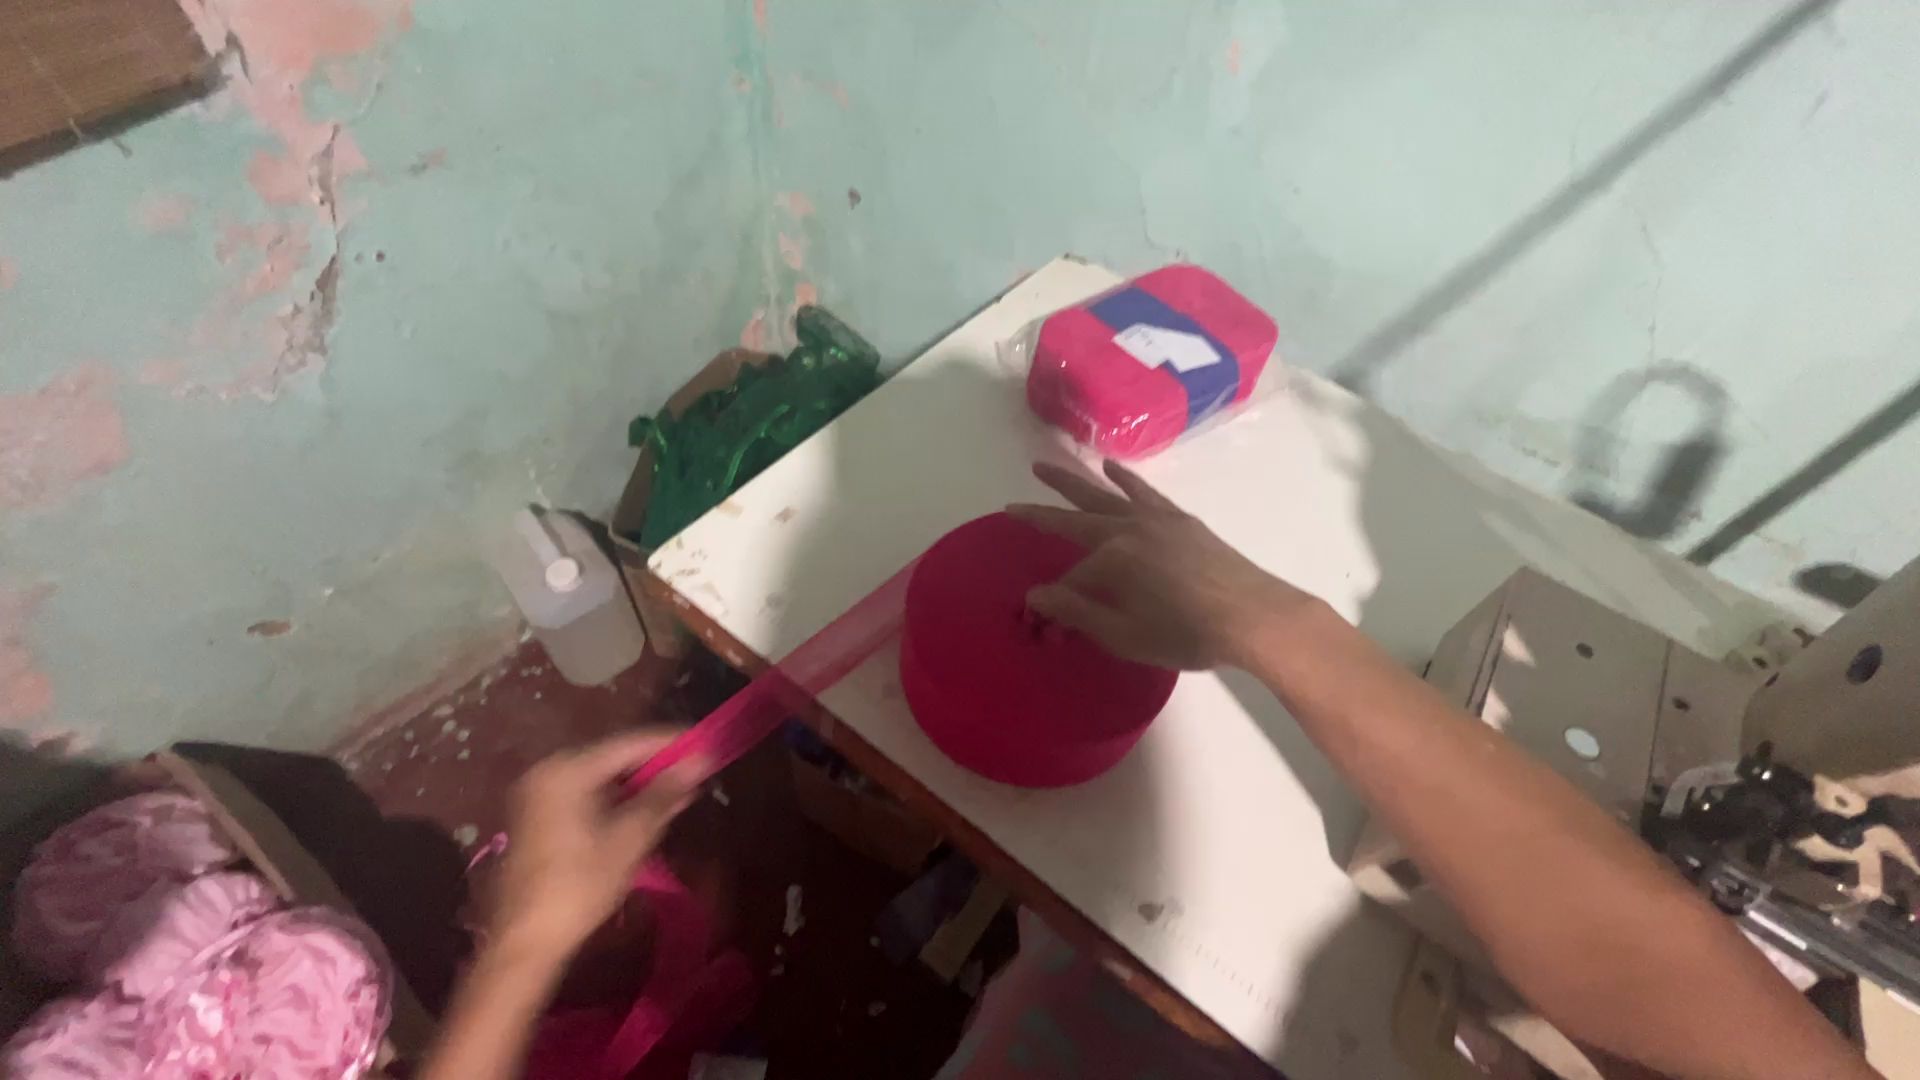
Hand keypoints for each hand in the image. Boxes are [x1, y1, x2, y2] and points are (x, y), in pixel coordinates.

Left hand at [486, 732, 702, 965]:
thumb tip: (702, 759)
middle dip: (657, 766)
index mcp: (568, 770)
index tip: (706, 746)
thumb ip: (666, 792)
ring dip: (639, 784)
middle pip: (615, 757)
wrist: (525, 943)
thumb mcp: (631, 836)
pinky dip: (616, 798)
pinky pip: (586, 793)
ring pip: (602, 776)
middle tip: (694, 774)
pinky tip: (643, 811)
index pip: (631, 743)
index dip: (672, 744)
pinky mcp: (538, 815)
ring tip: (677, 793)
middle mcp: (549, 771)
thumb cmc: (581, 884)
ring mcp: (539, 793)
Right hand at [1008, 459, 1318, 670]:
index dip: (1058, 600)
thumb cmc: (1187, 633)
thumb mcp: (1126, 635)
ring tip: (1047, 467)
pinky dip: (1124, 479)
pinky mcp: (1179, 519)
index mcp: (1112, 558)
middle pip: (1076, 516)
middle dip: (1043, 510)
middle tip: (1015, 500)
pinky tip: (1112, 469)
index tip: (1047, 618)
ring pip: (1104, 495)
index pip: (1071, 579)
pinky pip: (1142, 491)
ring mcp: (1155, 518)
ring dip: (1073, 481)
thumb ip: (1078, 613)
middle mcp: (1128, 528)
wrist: (1254, 616)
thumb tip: (1034, 596)